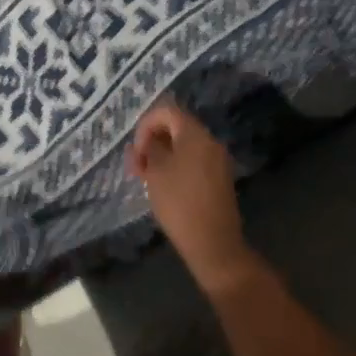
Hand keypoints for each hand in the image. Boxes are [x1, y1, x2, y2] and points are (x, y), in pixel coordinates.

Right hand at [126, 100, 255, 292]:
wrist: (214, 244)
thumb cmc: (179, 202)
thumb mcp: (155, 172)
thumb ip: (148, 149)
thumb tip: (148, 142)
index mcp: (195, 134)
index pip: (167, 111)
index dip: (145, 125)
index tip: (136, 150)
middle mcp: (210, 141)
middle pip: (176, 127)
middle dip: (152, 141)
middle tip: (136, 165)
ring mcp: (217, 161)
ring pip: (184, 146)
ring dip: (162, 155)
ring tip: (146, 178)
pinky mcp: (219, 179)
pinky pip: (194, 161)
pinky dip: (176, 166)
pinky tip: (163, 186)